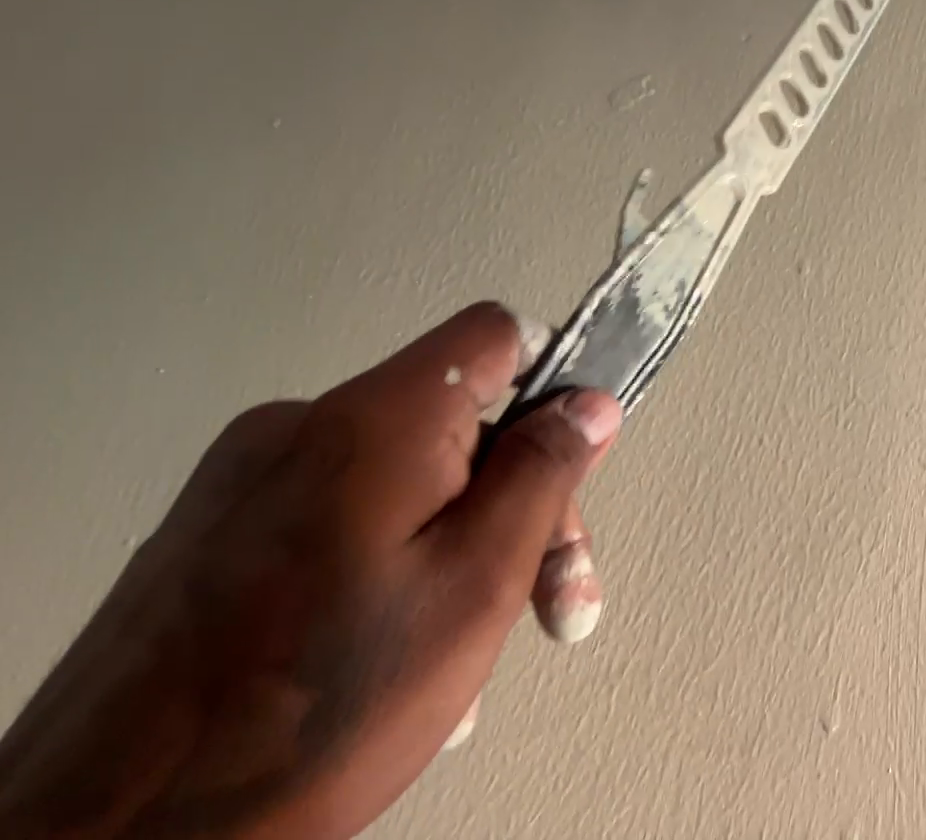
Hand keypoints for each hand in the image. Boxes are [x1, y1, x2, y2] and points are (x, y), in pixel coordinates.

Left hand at [0, 304, 622, 838]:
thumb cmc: (314, 713)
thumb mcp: (478, 580)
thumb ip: (543, 474)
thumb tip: (587, 407)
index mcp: (377, 422)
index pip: (498, 334)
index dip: (555, 382)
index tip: (575, 455)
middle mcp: (302, 426)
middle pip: (460, 418)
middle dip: (523, 498)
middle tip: (549, 594)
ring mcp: (248, 478)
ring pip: (411, 474)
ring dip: (465, 544)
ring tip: (471, 648)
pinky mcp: (217, 530)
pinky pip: (350, 513)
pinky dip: (398, 562)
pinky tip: (403, 650)